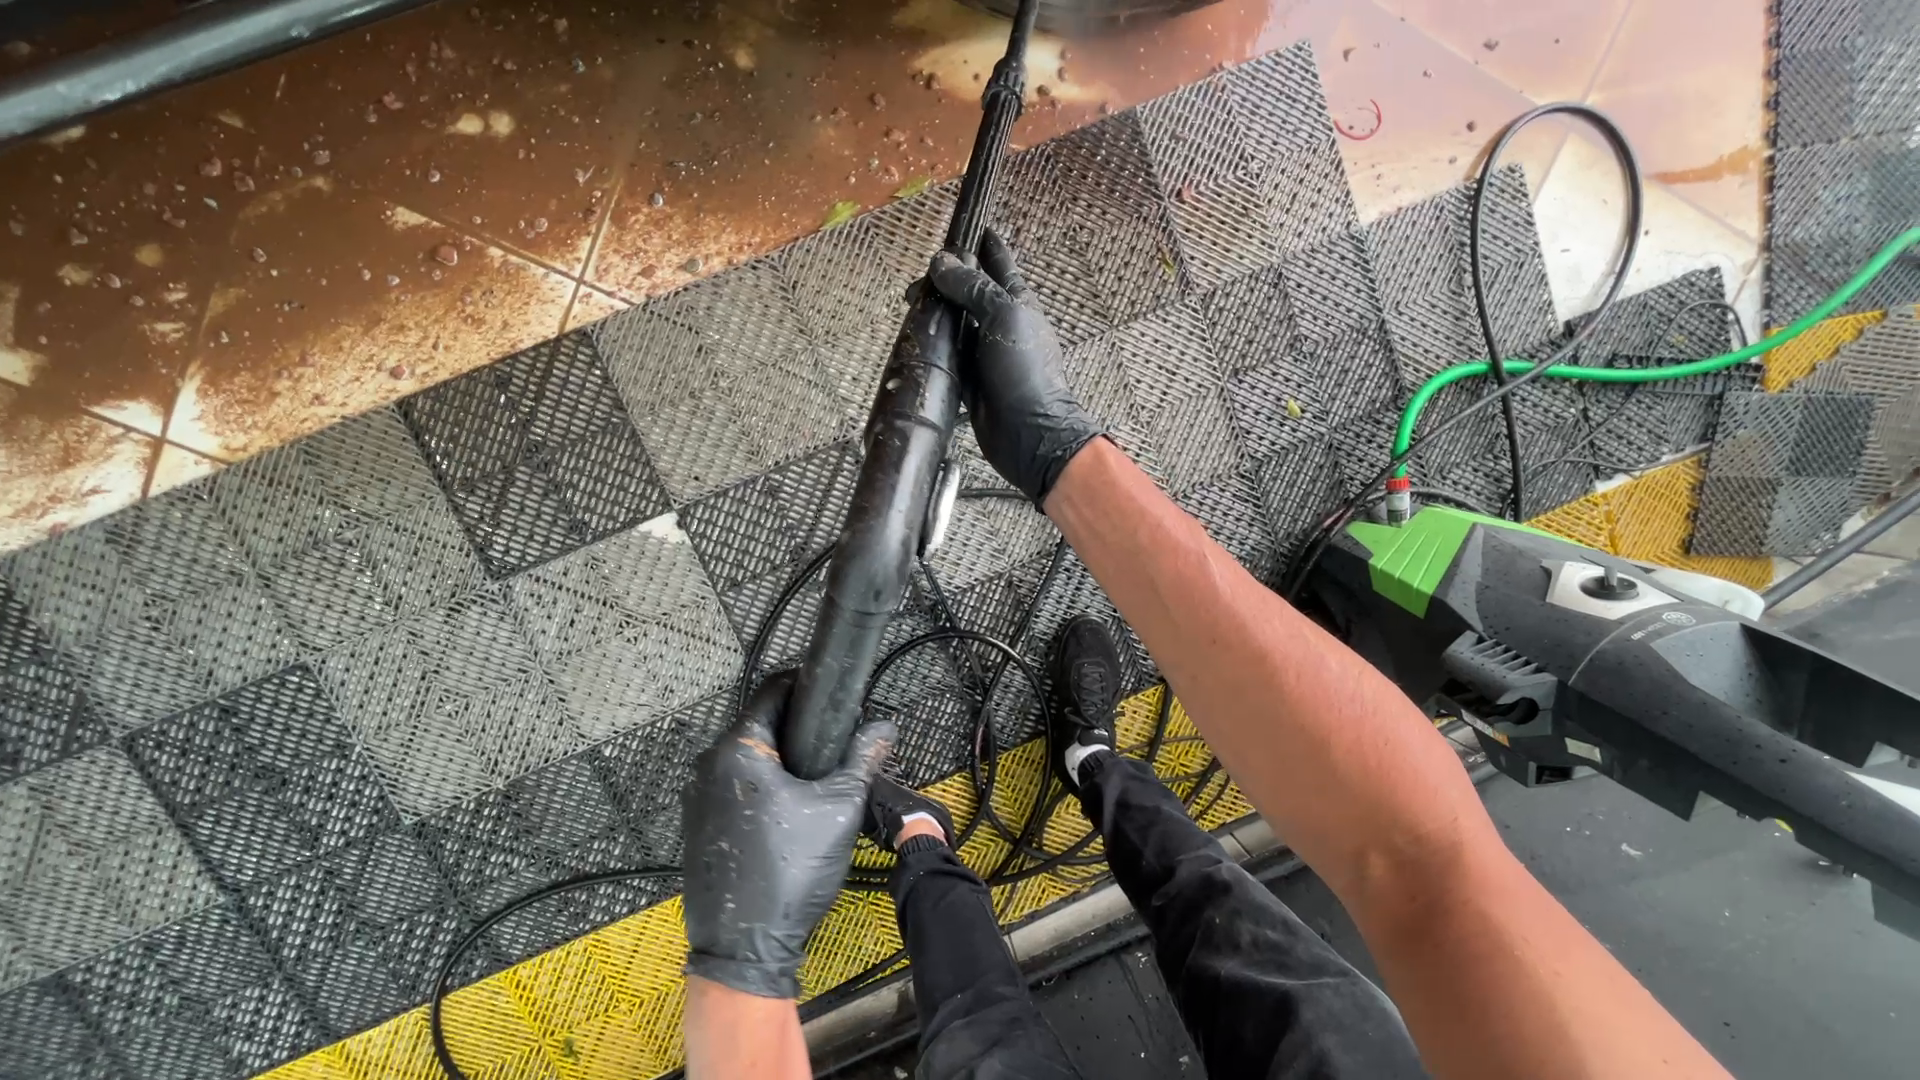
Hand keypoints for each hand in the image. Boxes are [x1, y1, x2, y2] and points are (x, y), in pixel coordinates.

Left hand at [681, 671, 894, 998]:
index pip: (773, 691)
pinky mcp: (697, 824)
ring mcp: (697, 796)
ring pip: (745, 758)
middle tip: (834, 741)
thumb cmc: (791, 871)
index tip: (832, 693)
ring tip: (816, 777)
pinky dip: (759, 786)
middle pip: (759, 725)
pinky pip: (732, 787)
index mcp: (738, 750)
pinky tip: (788, 809)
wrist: (744, 945)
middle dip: (797, 729)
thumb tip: (885, 726)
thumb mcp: (839, 808)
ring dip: (778, 760)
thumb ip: (862, 759)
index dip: (805, 685)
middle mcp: (708, 765)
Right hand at [927, 229, 1105, 504]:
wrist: (1028, 432)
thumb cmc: (1025, 371)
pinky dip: (933, 346)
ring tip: (911, 306)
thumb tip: (942, 262)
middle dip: (945, 280)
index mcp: (1017, 301)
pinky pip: (947, 355)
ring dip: (935, 313)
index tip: (965, 225)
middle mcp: (1000, 323)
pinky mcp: (969, 379)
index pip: (997, 262)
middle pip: (968, 291)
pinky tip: (915, 341)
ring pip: (955, 323)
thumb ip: (973, 287)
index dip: (981, 243)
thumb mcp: (1004, 316)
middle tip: (918, 281)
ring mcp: (984, 353)